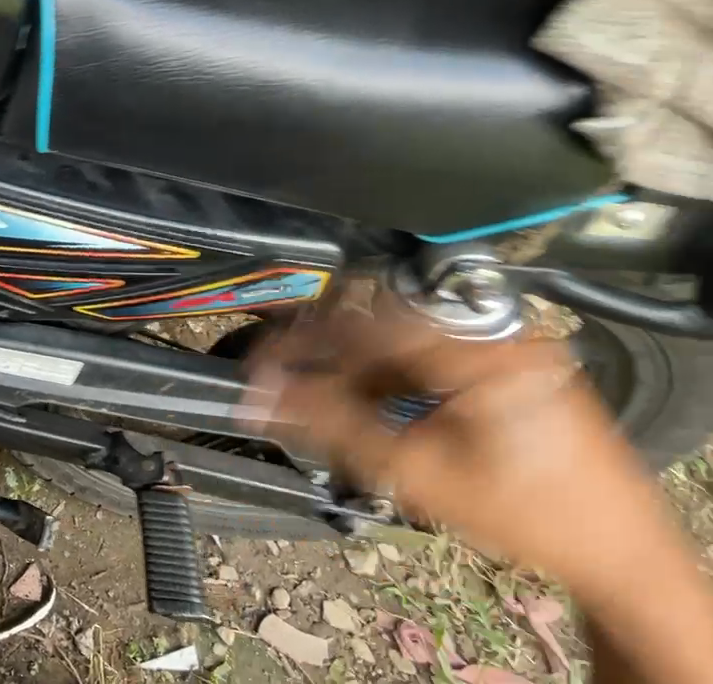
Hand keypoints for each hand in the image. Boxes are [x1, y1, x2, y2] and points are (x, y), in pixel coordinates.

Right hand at [242, 294, 675, 598]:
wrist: (624, 559)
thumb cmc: (529, 518)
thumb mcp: (414, 471)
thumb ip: (328, 423)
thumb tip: (258, 396)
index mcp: (474, 351)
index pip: (359, 324)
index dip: (296, 343)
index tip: (258, 363)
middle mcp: (492, 336)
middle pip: (376, 326)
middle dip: (321, 354)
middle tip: (280, 380)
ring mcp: (504, 350)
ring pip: (396, 341)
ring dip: (351, 368)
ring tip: (320, 401)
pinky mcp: (508, 366)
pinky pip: (424, 356)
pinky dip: (386, 377)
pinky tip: (366, 405)